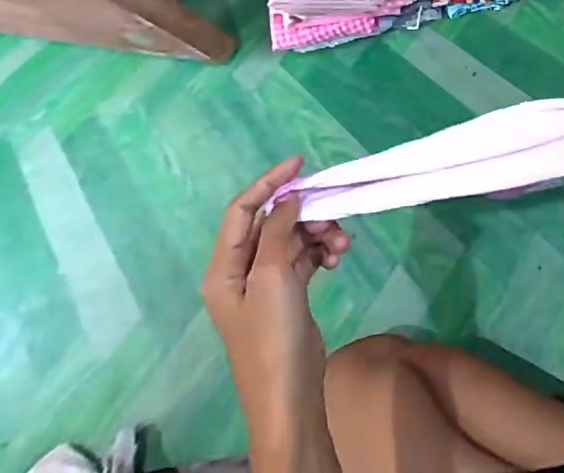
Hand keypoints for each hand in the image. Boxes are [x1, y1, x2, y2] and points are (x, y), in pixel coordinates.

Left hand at [202, 158, 351, 443]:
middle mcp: (240, 270)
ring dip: (316, 233)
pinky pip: (303, 258)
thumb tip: (288, 197)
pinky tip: (337, 257)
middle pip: (270, 223)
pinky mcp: (287, 294)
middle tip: (332, 213)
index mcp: (223, 266)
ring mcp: (264, 283)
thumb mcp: (271, 277)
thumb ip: (277, 230)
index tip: (299, 163)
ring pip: (291, 239)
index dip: (268, 182)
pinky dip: (319, 252)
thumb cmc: (272, 338)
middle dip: (302, 213)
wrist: (290, 400)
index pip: (242, 209)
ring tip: (341, 243)